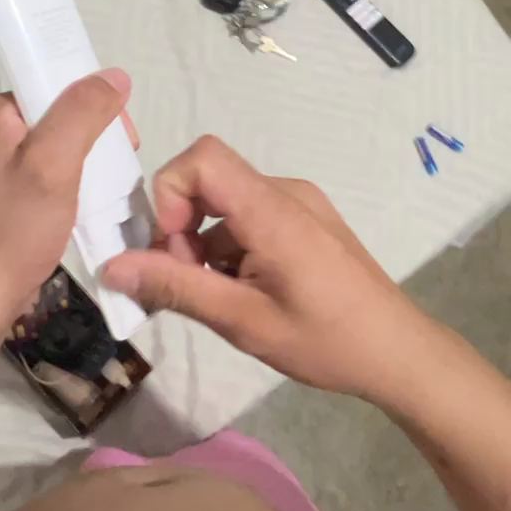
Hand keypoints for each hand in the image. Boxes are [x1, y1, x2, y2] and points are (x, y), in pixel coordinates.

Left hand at [0, 69, 133, 347]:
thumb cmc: (15, 230)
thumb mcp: (53, 165)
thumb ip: (82, 114)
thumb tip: (114, 76)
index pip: (54, 85)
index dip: (94, 105)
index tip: (120, 139)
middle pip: (56, 114)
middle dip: (92, 138)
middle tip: (115, 172)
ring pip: (53, 145)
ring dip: (83, 164)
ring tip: (101, 192)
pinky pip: (42, 172)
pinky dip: (67, 183)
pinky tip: (80, 206)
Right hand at [101, 136, 435, 401]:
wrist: (400, 353)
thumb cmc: (325, 341)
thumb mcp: (242, 321)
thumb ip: (175, 287)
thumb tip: (110, 267)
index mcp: (271, 209)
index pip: (202, 157)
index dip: (171, 194)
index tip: (174, 250)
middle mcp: (285, 192)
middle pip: (210, 178)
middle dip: (182, 226)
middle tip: (189, 283)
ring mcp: (300, 203)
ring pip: (227, 202)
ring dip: (206, 242)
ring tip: (222, 297)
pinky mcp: (308, 220)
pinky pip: (252, 215)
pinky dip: (231, 245)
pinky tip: (247, 291)